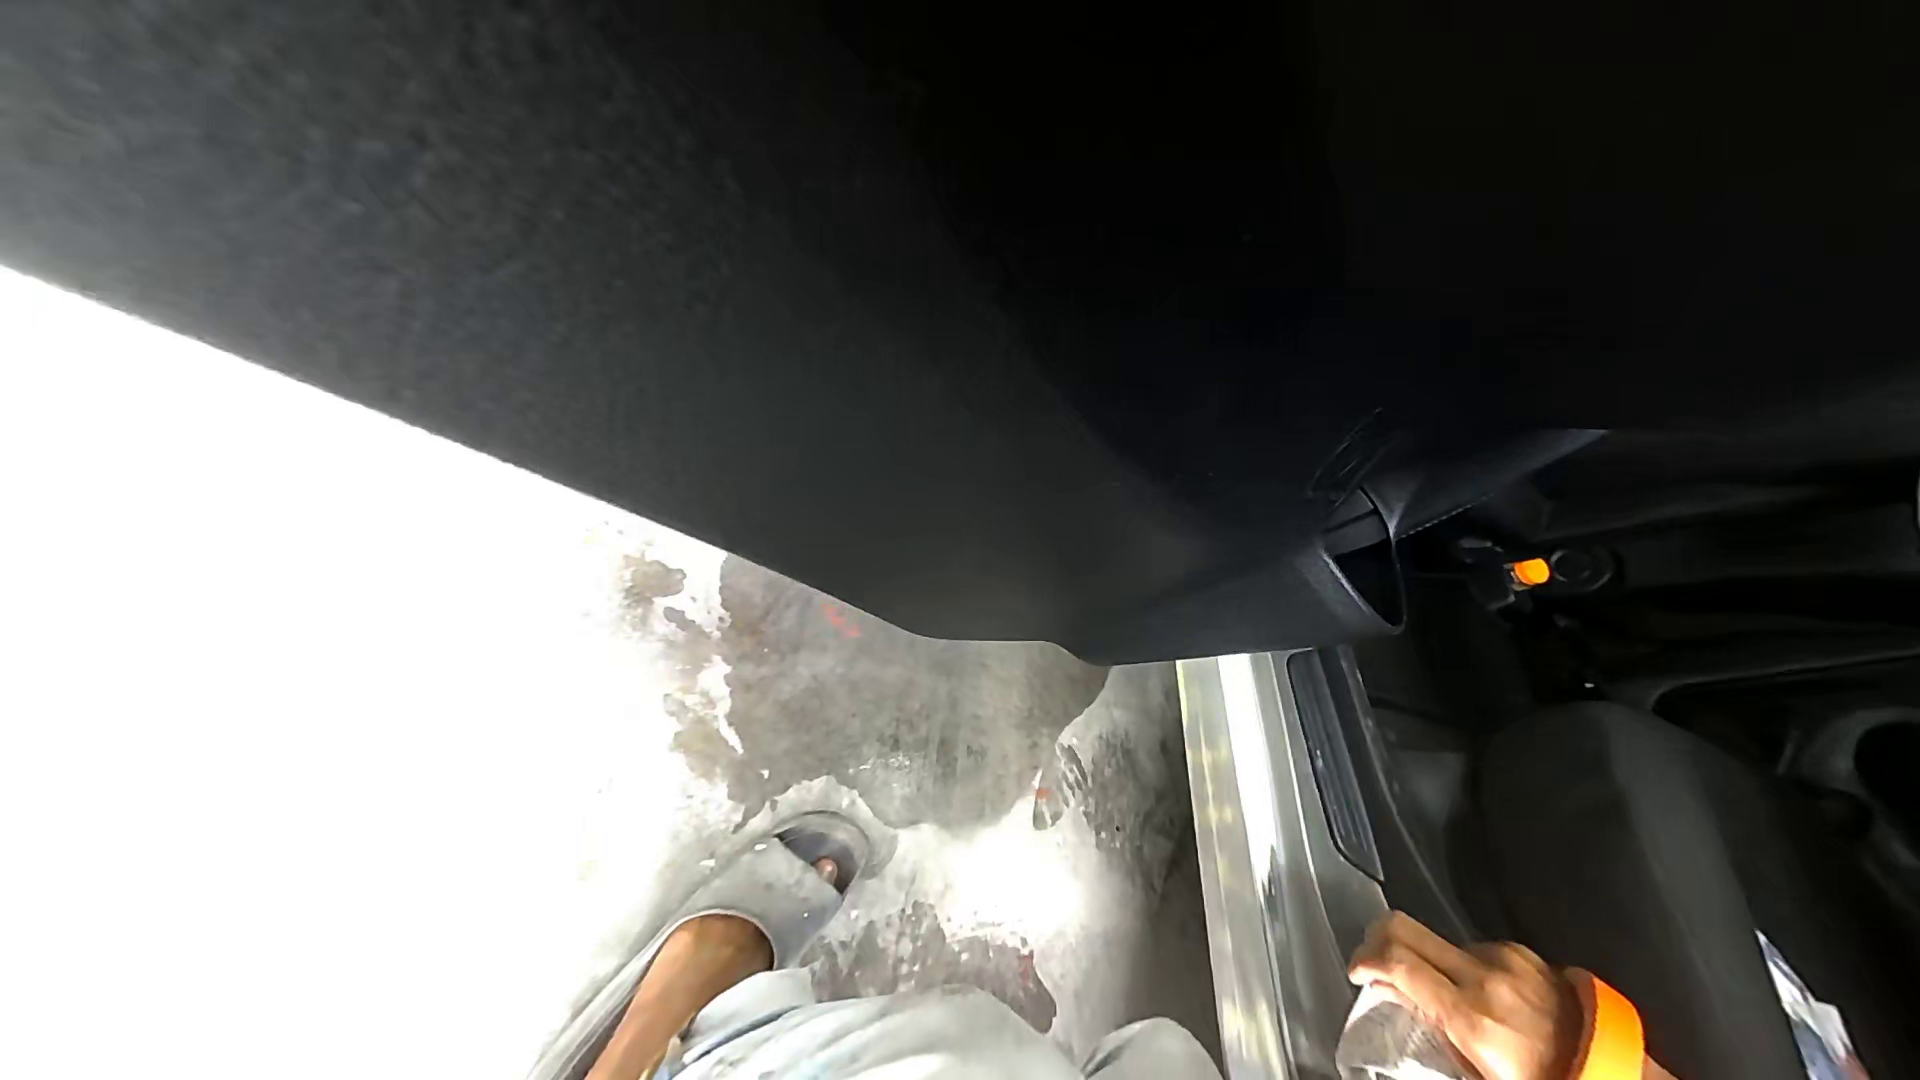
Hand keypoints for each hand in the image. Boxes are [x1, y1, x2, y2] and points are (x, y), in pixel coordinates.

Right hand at [1347, 911, 1578, 1079]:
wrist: (1613, 1076)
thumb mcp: (1477, 1071)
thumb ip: (1430, 1028)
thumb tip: (1388, 989)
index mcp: (1472, 1018)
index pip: (1396, 963)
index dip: (1365, 959)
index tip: (1358, 972)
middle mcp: (1483, 978)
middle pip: (1401, 926)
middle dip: (1376, 937)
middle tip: (1372, 958)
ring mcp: (1503, 958)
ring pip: (1434, 937)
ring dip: (1424, 956)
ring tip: (1439, 990)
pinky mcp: (1520, 951)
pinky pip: (1469, 945)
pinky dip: (1460, 962)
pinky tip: (1476, 989)